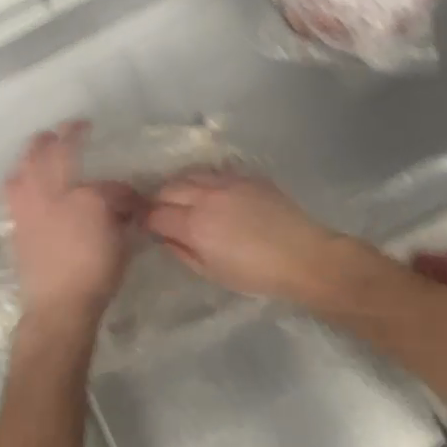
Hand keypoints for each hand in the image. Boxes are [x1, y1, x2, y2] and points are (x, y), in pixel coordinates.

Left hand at [5, 121, 143, 321]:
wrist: (58, 305)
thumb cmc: (96, 274)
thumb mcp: (122, 243)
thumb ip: (121, 215)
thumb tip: (125, 204)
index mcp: (85, 196)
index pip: (108, 184)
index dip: (119, 185)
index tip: (129, 193)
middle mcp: (52, 193)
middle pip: (54, 154)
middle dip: (64, 137)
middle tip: (70, 128)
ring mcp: (29, 207)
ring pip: (26, 165)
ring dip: (34, 150)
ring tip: (41, 143)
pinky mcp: (17, 223)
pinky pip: (13, 188)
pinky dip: (19, 176)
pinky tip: (23, 176)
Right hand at [145, 170, 348, 301]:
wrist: (303, 256)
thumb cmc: (255, 274)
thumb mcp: (211, 272)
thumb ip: (182, 252)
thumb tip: (164, 237)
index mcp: (194, 225)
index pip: (155, 213)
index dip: (144, 219)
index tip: (142, 224)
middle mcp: (206, 197)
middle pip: (168, 188)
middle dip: (158, 200)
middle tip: (158, 212)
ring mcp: (228, 182)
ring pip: (189, 174)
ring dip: (178, 185)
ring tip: (180, 198)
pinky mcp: (247, 176)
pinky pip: (214, 172)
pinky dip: (202, 180)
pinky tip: (207, 191)